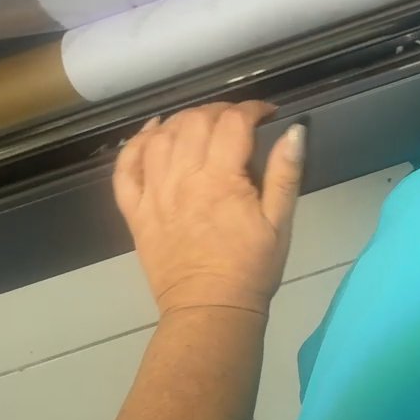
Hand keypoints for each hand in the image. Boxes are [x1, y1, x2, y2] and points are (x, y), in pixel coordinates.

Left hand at [113, 102, 304, 316]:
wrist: (211, 311)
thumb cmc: (252, 268)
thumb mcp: (281, 222)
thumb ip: (286, 173)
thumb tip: (294, 129)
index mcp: (222, 181)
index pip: (233, 123)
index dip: (252, 109)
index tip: (268, 113)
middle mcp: (183, 180)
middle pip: (194, 122)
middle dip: (220, 110)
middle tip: (239, 119)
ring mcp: (154, 195)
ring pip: (160, 138)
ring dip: (182, 120)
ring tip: (202, 123)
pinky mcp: (136, 212)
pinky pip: (125, 170)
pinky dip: (135, 144)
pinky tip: (152, 130)